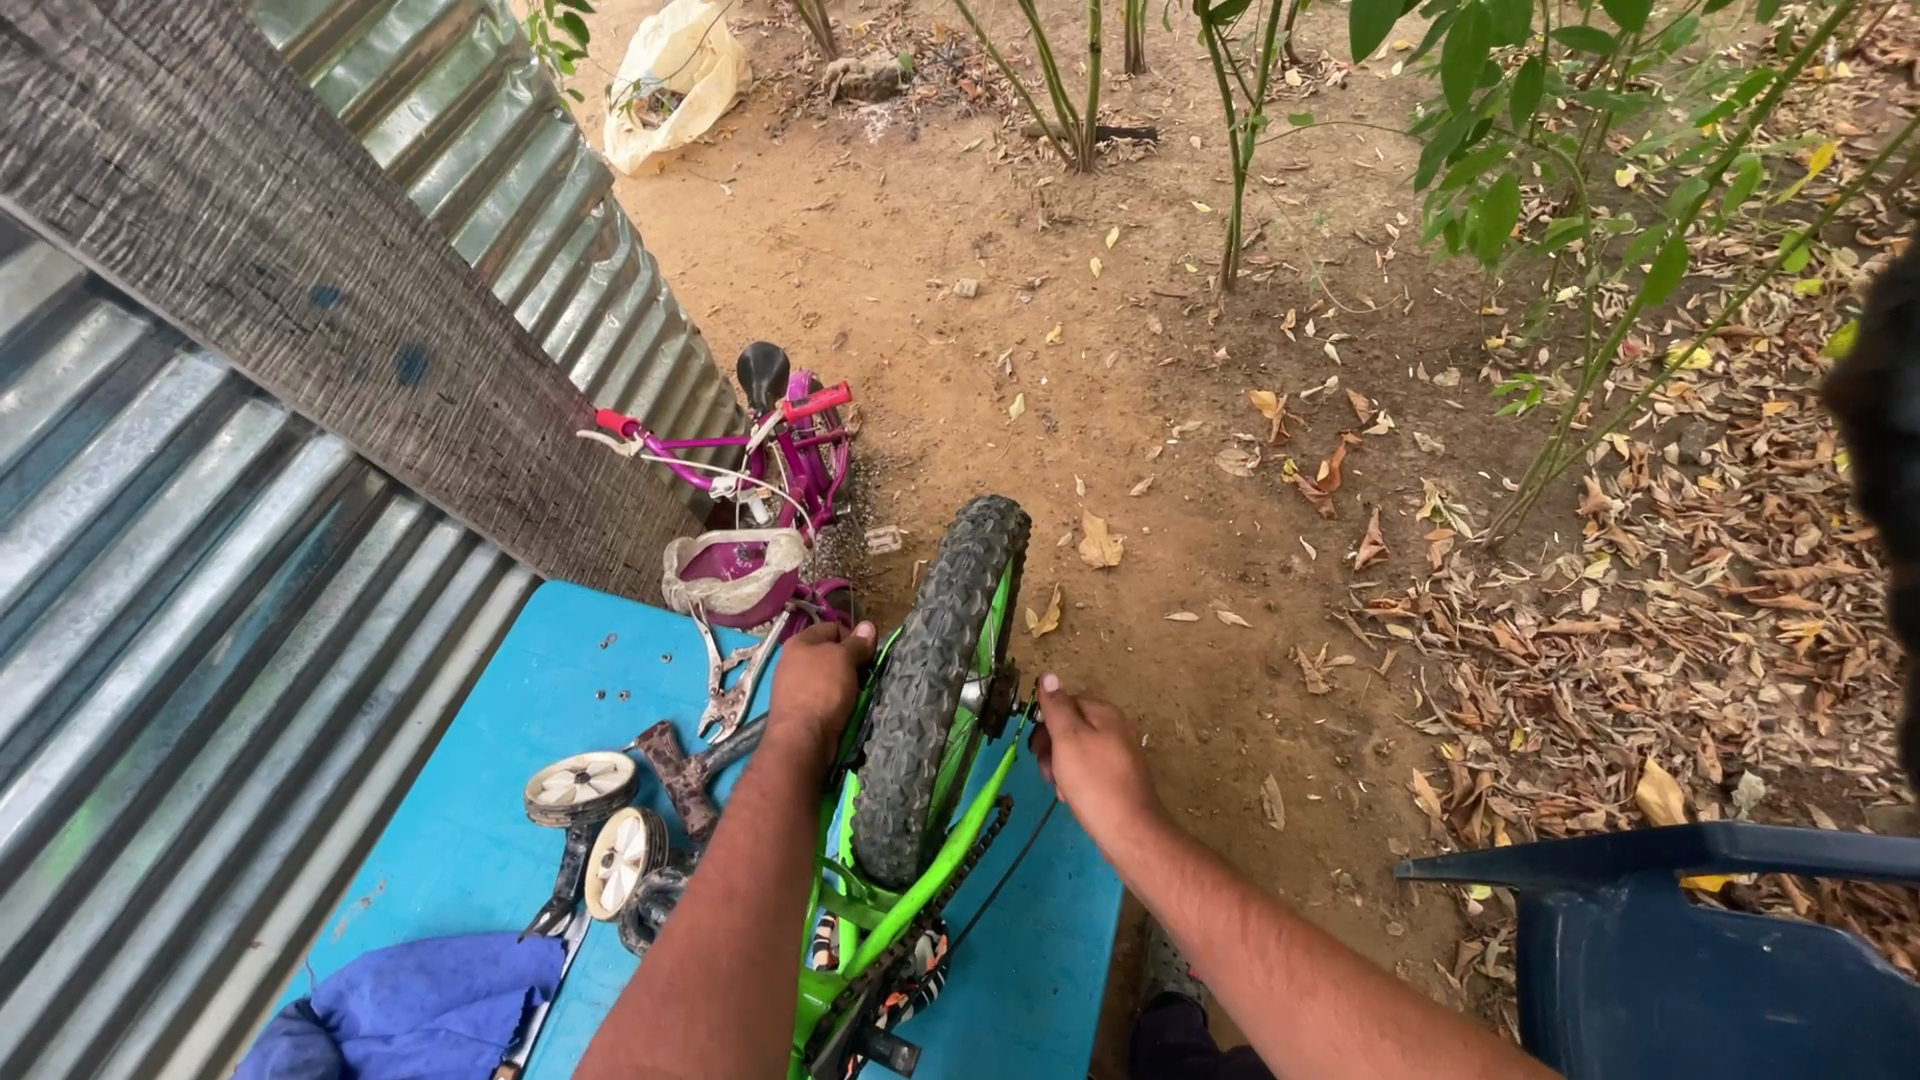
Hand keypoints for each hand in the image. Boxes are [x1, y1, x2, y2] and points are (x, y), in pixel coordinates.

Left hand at [768, 620, 876, 759]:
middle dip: (852, 662)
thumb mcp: (844, 659)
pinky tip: (847, 707)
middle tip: (865, 674)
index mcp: (800, 642)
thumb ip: (857, 642)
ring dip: (848, 683)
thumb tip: (869, 625)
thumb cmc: (822, 689)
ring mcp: (795, 685)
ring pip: (830, 676)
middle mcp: (794, 660)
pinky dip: (838, 699)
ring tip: (858, 693)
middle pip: (832, 653)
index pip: (833, 627)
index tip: (867, 654)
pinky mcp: (800, 708)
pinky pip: (825, 696)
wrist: (801, 738)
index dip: (853, 637)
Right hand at [1029, 674, 1167, 843]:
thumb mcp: (1068, 739)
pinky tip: (1071, 797)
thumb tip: (1049, 675)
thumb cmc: (1094, 782)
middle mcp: (1116, 728)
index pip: (1066, 703)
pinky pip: (1089, 770)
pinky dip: (1076, 780)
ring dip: (1060, 766)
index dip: (1046, 723)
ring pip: (1077, 750)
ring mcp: (1120, 754)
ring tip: (1058, 787)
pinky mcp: (1119, 777)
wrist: (1128, 831)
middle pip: (1071, 726)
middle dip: (1052, 747)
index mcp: (1105, 713)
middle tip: (1045, 769)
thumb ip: (1057, 707)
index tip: (1036, 747)